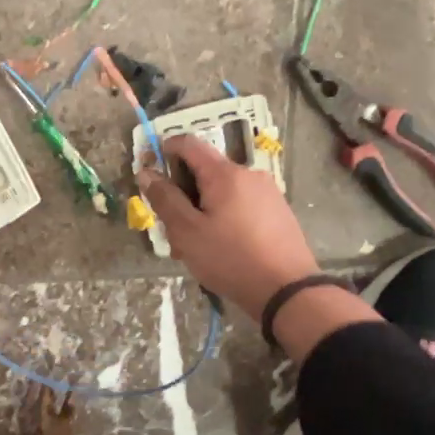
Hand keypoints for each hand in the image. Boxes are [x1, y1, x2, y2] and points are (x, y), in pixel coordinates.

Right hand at [138, 134, 320, 314]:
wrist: (287, 290)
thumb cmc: (230, 258)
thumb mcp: (187, 232)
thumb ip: (165, 199)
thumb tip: (146, 173)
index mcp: (225, 174)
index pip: (189, 143)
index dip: (165, 149)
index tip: (150, 170)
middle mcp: (249, 174)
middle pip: (205, 170)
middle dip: (182, 191)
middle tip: (170, 225)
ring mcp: (267, 192)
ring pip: (222, 191)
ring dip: (201, 208)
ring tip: (194, 244)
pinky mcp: (277, 211)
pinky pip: (240, 204)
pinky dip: (222, 216)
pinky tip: (219, 246)